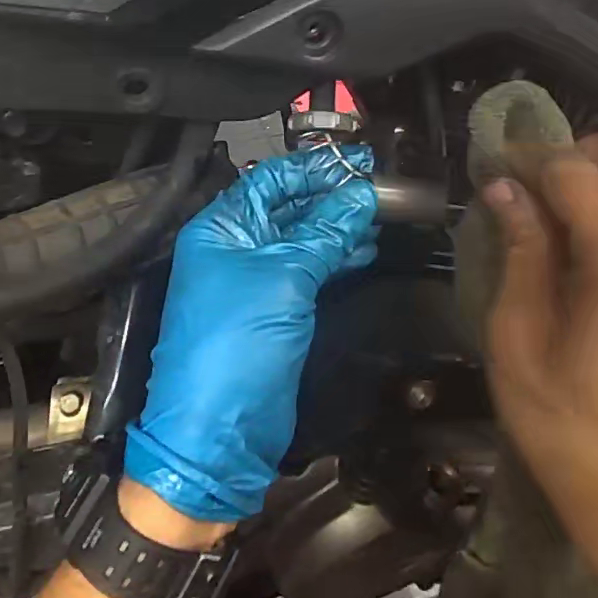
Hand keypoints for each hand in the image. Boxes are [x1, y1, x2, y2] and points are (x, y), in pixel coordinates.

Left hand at [125, 146, 376, 522]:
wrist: (219, 433)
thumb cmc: (236, 347)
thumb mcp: (283, 278)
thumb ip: (324, 233)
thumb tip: (361, 195)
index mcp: (220, 229)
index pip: (269, 181)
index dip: (313, 169)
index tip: (357, 163)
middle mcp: (235, 248)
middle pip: (288, 207)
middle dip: (332, 196)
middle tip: (378, 188)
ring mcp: (256, 280)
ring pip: (303, 239)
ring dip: (340, 226)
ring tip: (379, 217)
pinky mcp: (276, 309)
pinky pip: (310, 271)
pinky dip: (337, 258)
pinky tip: (365, 249)